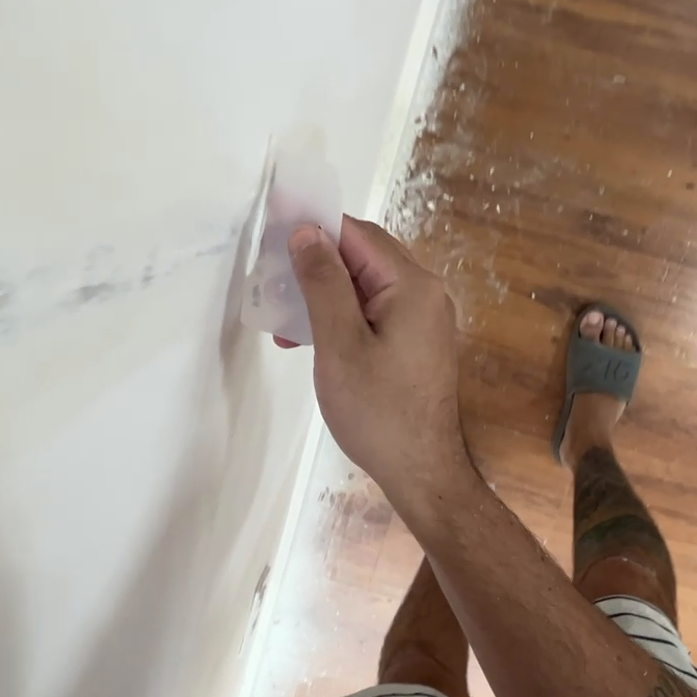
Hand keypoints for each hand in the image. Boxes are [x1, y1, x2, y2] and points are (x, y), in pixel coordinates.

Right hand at [283, 216, 471, 510]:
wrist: (421, 471)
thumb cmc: (378, 411)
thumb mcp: (340, 344)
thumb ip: (322, 283)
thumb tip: (306, 231)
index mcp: (412, 286)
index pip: (357, 234)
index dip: (314, 226)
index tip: (272, 230)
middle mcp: (425, 294)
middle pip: (363, 257)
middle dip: (315, 262)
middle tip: (271, 276)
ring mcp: (424, 320)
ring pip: (365, 287)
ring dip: (323, 295)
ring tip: (282, 318)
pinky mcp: (416, 344)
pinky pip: (374, 314)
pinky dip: (341, 318)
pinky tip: (309, 339)